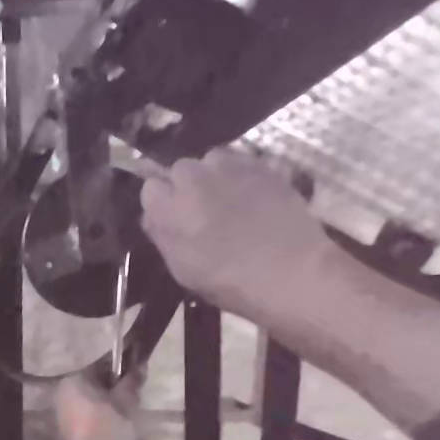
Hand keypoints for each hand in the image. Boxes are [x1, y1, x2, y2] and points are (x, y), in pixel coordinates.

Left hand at [52, 368, 140, 439]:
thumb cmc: (104, 435)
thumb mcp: (124, 406)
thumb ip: (130, 385)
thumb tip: (139, 365)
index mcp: (73, 383)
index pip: (101, 366)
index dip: (124, 369)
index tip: (142, 377)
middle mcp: (66, 396)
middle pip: (100, 387)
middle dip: (122, 393)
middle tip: (139, 401)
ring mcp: (67, 417)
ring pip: (101, 406)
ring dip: (119, 411)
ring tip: (133, 420)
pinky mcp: (74, 435)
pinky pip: (97, 422)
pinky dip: (111, 425)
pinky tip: (125, 434)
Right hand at [140, 151, 339, 319]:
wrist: (290, 271)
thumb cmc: (227, 280)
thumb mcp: (181, 268)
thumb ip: (161, 235)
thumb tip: (152, 214)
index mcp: (171, 207)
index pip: (149, 188)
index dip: (158, 204)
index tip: (168, 220)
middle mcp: (196, 179)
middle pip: (179, 169)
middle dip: (183, 186)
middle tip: (197, 212)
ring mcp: (232, 168)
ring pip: (211, 160)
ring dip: (212, 175)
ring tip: (225, 200)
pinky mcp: (264, 167)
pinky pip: (242, 162)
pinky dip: (240, 175)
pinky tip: (250, 198)